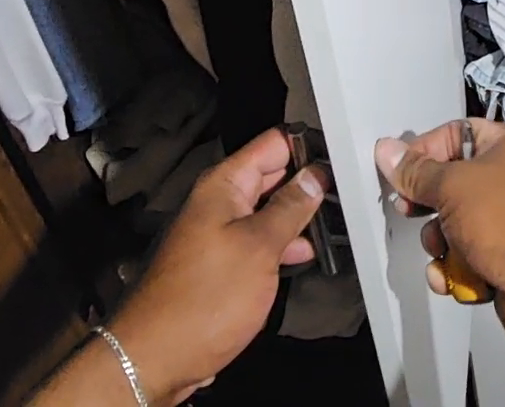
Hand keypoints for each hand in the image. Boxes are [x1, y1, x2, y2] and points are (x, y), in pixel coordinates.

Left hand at [33, 128, 325, 406]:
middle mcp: (221, 200)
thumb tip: (316, 174)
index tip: (342, 157)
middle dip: (308, 180)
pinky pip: (261, 238)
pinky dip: (284, 241)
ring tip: (337, 220)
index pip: (274, 143)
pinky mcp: (223, 261)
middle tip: (349, 189)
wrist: (155, 360)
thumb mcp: (259, 247)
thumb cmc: (206, 297)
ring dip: (300, 214)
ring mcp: (221, 231)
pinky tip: (309, 252)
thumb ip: (291, 207)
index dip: (308, 144)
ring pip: (270, 208)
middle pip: (274, 174)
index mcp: (225, 184)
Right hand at [375, 119, 504, 345]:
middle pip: (453, 183)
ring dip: (441, 242)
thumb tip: (386, 149)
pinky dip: (457, 268)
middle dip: (429, 206)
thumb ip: (416, 172)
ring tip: (443, 252)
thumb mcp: (454, 186)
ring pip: (457, 224)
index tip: (398, 173)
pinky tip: (453, 279)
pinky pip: (470, 256)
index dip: (424, 151)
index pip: (454, 134)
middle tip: (411, 213)